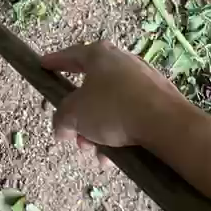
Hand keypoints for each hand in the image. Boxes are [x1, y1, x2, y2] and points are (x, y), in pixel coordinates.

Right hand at [40, 41, 196, 162]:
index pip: (70, 56)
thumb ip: (61, 119)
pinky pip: (130, 114)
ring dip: (99, 130)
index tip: (43, 66)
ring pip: (111, 105)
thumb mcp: (75, 115)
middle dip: (80, 116)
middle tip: (74, 136)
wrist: (166, 122)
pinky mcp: (159, 97)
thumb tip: (62, 128)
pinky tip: (117, 155)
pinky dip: (119, 132)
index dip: (54, 63)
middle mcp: (121, 60)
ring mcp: (142, 78)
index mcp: (98, 55)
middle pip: (90, 88)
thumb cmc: (113, 109)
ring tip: (98, 154)